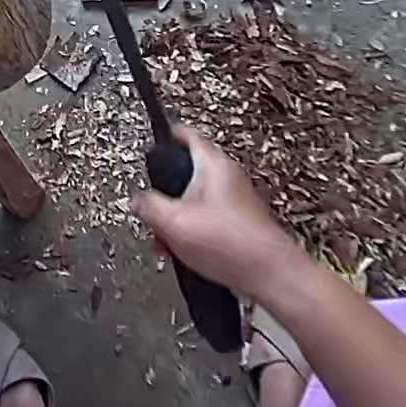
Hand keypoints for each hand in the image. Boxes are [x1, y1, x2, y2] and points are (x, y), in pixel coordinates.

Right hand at [132, 127, 305, 297]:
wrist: (267, 272)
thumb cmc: (231, 243)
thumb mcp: (174, 223)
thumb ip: (150, 207)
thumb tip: (139, 200)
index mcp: (214, 166)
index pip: (190, 137)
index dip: (171, 134)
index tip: (162, 135)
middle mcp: (228, 178)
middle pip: (189, 175)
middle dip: (167, 196)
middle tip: (154, 212)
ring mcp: (236, 200)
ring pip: (197, 201)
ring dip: (178, 219)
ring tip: (168, 241)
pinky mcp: (240, 222)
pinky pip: (208, 219)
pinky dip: (193, 231)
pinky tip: (185, 253)